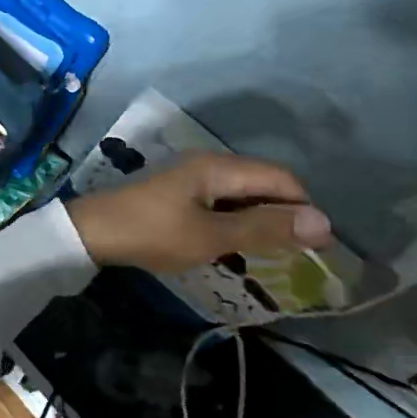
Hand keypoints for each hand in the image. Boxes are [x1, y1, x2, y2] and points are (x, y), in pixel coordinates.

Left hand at [65, 151, 331, 272]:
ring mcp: (192, 176)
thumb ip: (264, 228)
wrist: (93, 232)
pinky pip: (221, 200)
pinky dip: (236, 219)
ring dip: (260, 218)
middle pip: (263, 182)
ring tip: (271, 253)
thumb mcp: (212, 236)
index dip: (304, 209)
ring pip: (242, 192)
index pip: (281, 179)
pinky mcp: (178, 191)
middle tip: (297, 254)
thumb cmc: (153, 233)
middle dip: (284, 214)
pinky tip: (235, 243)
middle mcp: (209, 163)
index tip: (319, 247)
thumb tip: (323, 223)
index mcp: (220, 167)